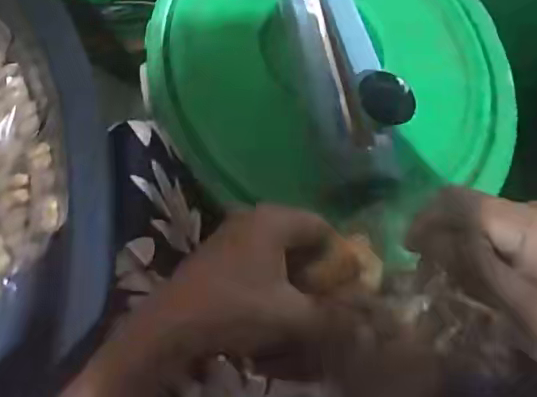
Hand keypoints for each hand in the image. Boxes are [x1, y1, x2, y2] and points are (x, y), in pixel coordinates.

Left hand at [64, 205, 336, 396]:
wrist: (176, 321)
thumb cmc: (237, 308)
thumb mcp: (291, 316)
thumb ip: (330, 315)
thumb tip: (361, 318)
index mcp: (273, 218)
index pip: (320, 225)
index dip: (340, 255)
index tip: (348, 288)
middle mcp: (254, 214)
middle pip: (300, 235)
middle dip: (317, 268)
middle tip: (327, 302)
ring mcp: (234, 230)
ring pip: (279, 247)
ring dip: (295, 275)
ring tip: (302, 308)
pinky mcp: (221, 249)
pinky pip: (259, 256)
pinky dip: (273, 277)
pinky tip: (273, 305)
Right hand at [407, 189, 536, 396]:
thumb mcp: (522, 307)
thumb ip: (474, 265)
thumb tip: (430, 237)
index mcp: (524, 219)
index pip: (457, 200)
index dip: (425, 218)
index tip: (404, 247)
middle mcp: (533, 209)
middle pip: (470, 206)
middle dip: (440, 229)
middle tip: (419, 262)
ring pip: (486, 220)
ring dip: (460, 240)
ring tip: (443, 273)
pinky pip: (505, 234)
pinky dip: (483, 249)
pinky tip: (477, 276)